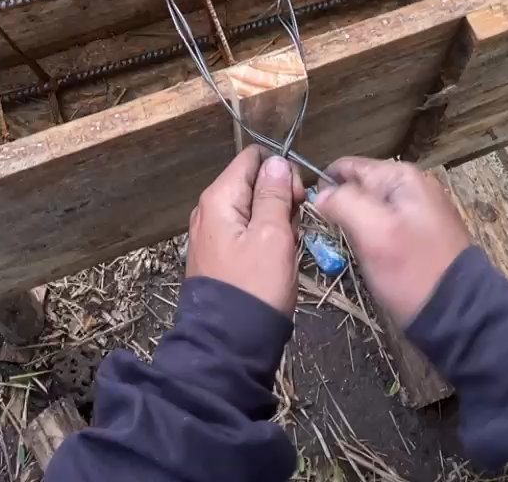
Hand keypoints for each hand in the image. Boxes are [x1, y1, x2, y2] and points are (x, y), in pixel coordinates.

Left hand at [186, 146, 305, 314]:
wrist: (228, 348)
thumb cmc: (254, 288)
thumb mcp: (272, 236)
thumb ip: (274, 194)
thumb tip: (276, 160)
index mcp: (219, 198)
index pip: (252, 159)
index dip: (280, 171)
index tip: (297, 198)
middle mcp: (209, 210)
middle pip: (254, 183)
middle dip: (280, 200)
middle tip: (291, 231)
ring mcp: (212, 234)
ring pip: (254, 210)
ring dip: (276, 225)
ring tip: (283, 253)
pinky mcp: (219, 256)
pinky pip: (247, 234)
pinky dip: (265, 242)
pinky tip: (273, 264)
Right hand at [312, 157, 469, 325]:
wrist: (461, 317)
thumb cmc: (413, 271)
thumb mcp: (373, 232)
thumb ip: (344, 203)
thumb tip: (320, 194)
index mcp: (401, 176)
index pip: (347, 167)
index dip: (326, 186)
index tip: (313, 213)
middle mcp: (413, 186)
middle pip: (359, 186)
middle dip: (342, 207)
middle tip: (337, 237)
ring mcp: (420, 210)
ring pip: (370, 208)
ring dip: (358, 226)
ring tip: (357, 250)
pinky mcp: (423, 234)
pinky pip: (386, 226)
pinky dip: (374, 238)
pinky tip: (375, 257)